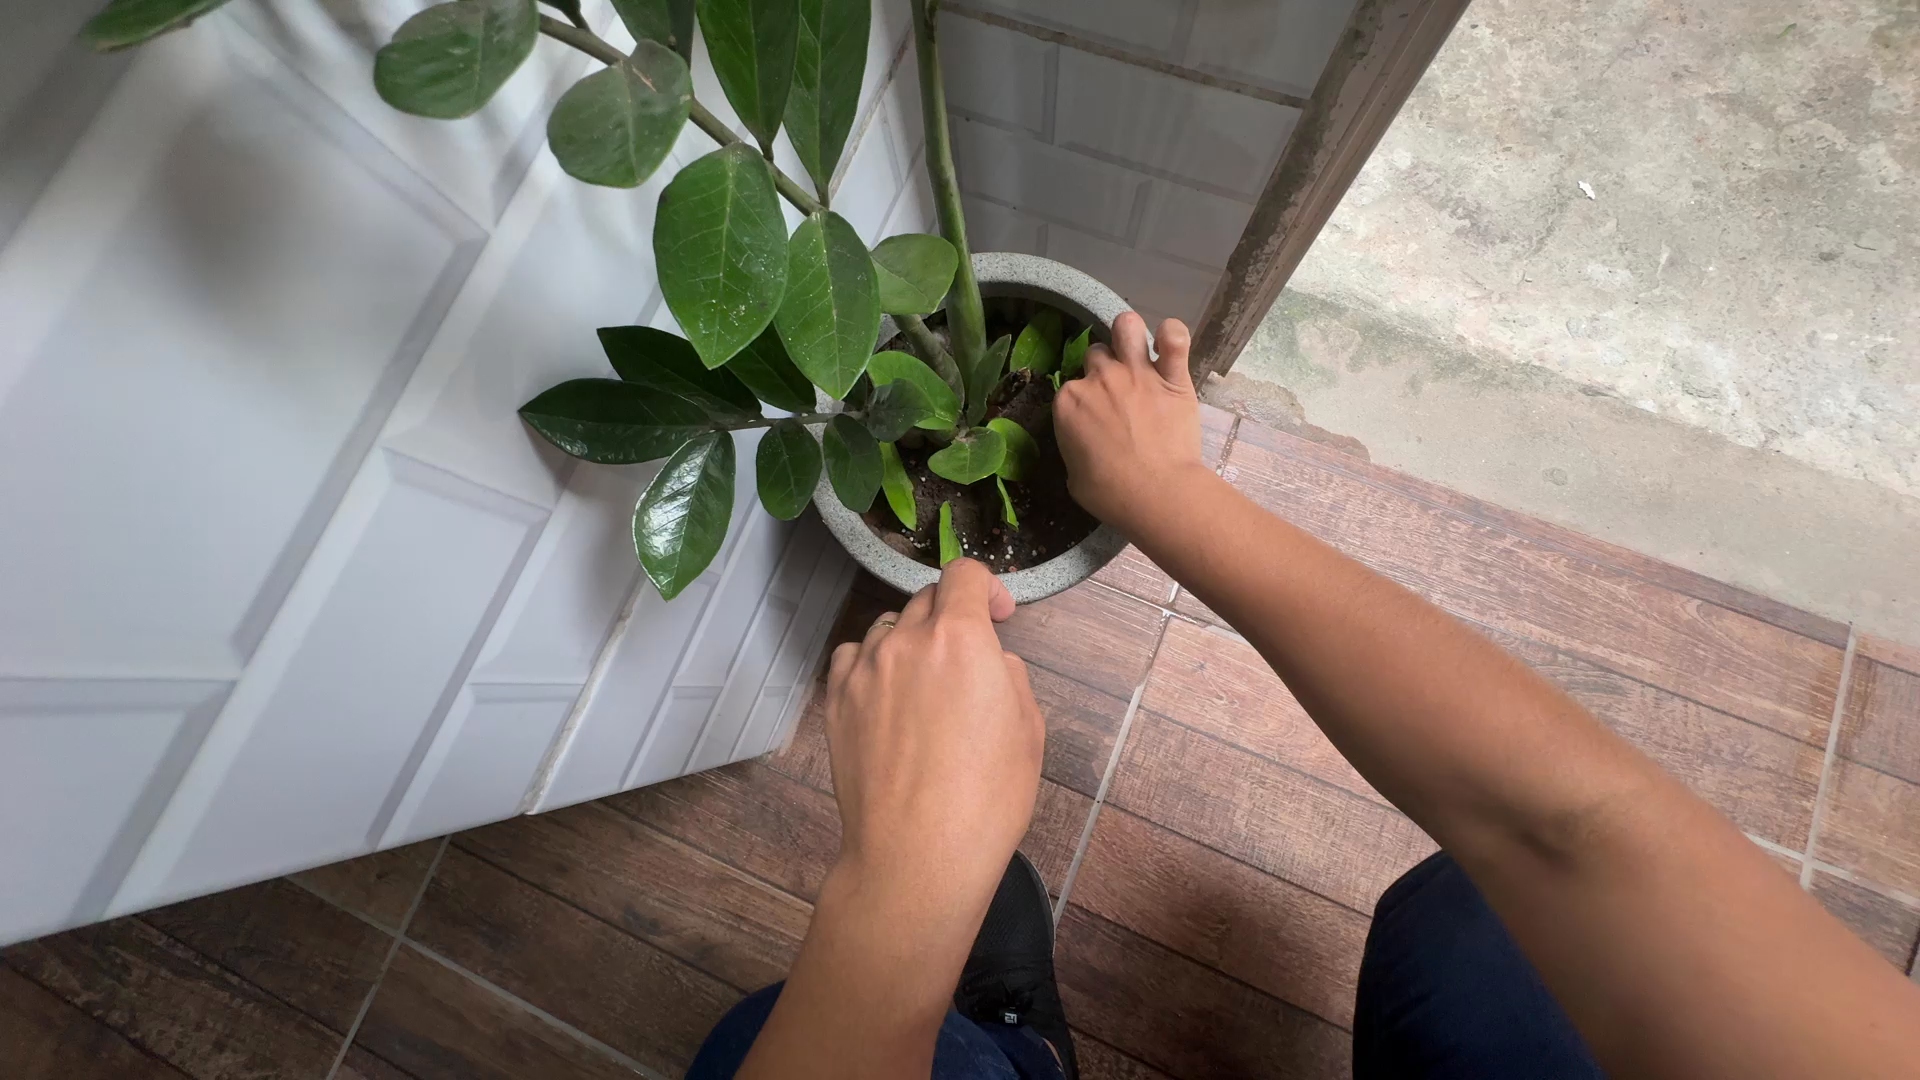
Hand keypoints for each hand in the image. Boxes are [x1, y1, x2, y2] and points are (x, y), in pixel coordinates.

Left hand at [823, 559, 1041, 916]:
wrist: (918, 854)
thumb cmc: (988, 797)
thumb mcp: (1028, 728)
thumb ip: (1008, 674)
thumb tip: (988, 662)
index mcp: (960, 637)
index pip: (964, 574)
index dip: (987, 587)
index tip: (998, 616)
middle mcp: (907, 639)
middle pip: (927, 598)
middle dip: (953, 616)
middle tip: (968, 658)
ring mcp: (864, 668)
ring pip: (890, 626)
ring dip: (913, 639)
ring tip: (924, 681)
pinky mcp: (837, 699)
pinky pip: (853, 657)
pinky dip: (872, 662)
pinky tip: (885, 695)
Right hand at [1053, 312, 1207, 532]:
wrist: (1156, 494)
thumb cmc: (1109, 494)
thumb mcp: (1074, 476)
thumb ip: (1075, 448)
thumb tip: (1085, 446)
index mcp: (1068, 402)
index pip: (1071, 389)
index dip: (1083, 402)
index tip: (1093, 420)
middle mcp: (1099, 378)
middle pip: (1095, 356)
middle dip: (1103, 370)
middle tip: (1117, 393)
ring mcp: (1136, 372)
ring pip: (1126, 327)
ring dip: (1128, 334)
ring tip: (1137, 351)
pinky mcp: (1173, 376)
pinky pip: (1174, 337)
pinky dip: (1172, 335)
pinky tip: (1170, 344)